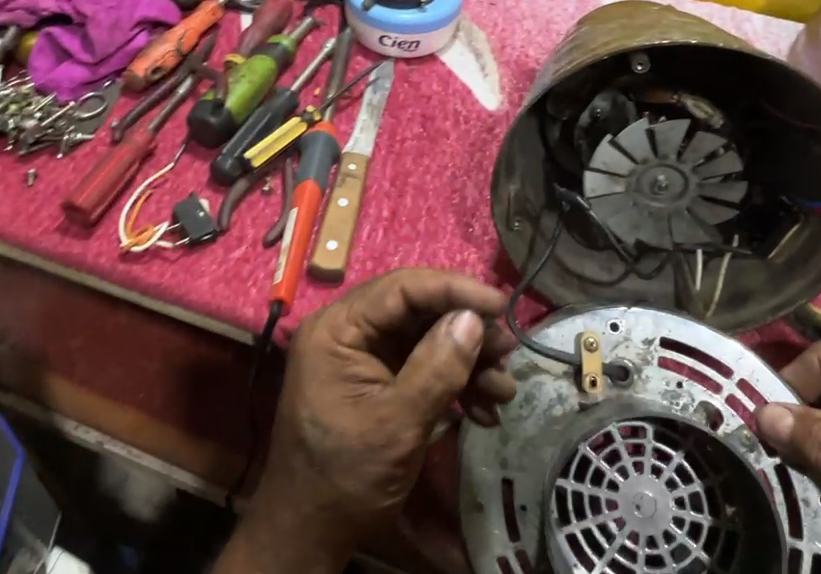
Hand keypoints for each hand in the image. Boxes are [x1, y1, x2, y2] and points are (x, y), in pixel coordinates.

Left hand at [215, 269, 518, 573]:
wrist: (311, 531)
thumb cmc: (344, 475)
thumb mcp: (396, 424)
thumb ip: (435, 368)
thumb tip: (473, 318)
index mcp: (338, 328)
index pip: (401, 288)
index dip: (454, 289)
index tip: (501, 304)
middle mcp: (349, 332)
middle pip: (418, 311)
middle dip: (467, 330)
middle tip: (509, 351)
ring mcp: (364, 357)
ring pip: (426, 339)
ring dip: (468, 362)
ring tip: (504, 391)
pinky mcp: (379, 382)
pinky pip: (423, 366)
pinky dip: (456, 384)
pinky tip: (485, 412)